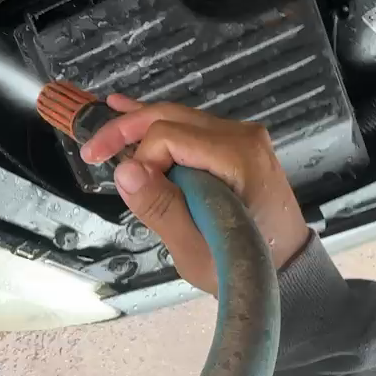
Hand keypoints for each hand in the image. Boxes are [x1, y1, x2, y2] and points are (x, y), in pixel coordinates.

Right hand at [78, 94, 309, 293]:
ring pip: (175, 118)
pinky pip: (187, 126)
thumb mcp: (194, 249)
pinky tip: (122, 106)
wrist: (285, 269)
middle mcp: (241, 136)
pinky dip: (154, 124)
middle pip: (169, 117)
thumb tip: (125, 170)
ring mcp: (240, 138)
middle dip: (125, 131)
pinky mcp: (234, 145)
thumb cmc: (239, 264)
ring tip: (99, 136)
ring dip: (135, 127)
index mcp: (237, 157)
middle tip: (91, 153)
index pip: (168, 136)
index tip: (134, 193)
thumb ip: (161, 208)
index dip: (141, 160)